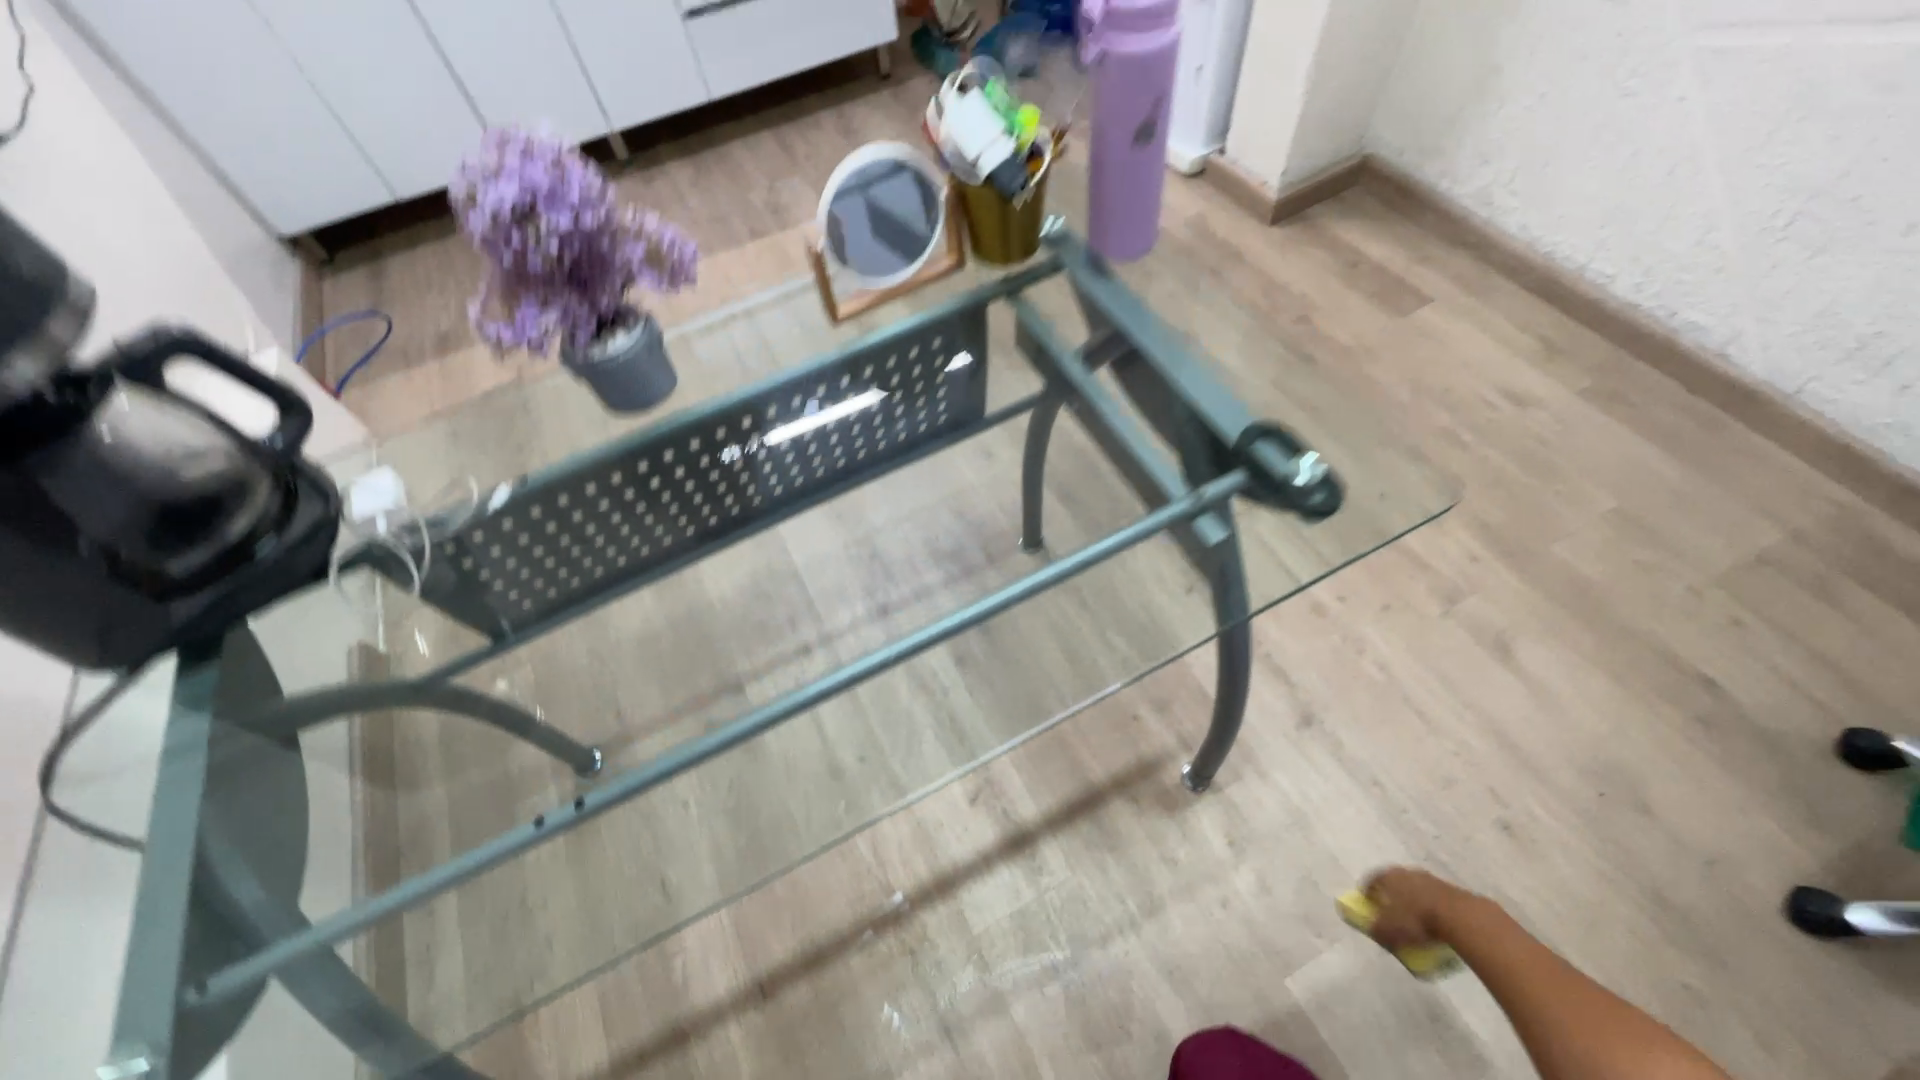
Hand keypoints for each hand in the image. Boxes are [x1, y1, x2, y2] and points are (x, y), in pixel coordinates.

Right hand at [1363, 867, 1476, 949]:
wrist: (1459, 916)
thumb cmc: (1415, 920)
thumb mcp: (1388, 930)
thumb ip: (1375, 928)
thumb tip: (1371, 927)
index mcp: (1386, 876)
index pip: (1369, 881)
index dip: (1367, 895)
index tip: (1368, 909)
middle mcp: (1405, 871)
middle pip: (1393, 883)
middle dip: (1391, 897)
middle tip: (1391, 914)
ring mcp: (1428, 877)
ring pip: (1413, 889)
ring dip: (1412, 902)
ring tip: (1414, 921)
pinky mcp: (1448, 887)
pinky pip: (1432, 897)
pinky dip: (1429, 907)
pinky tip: (1433, 922)